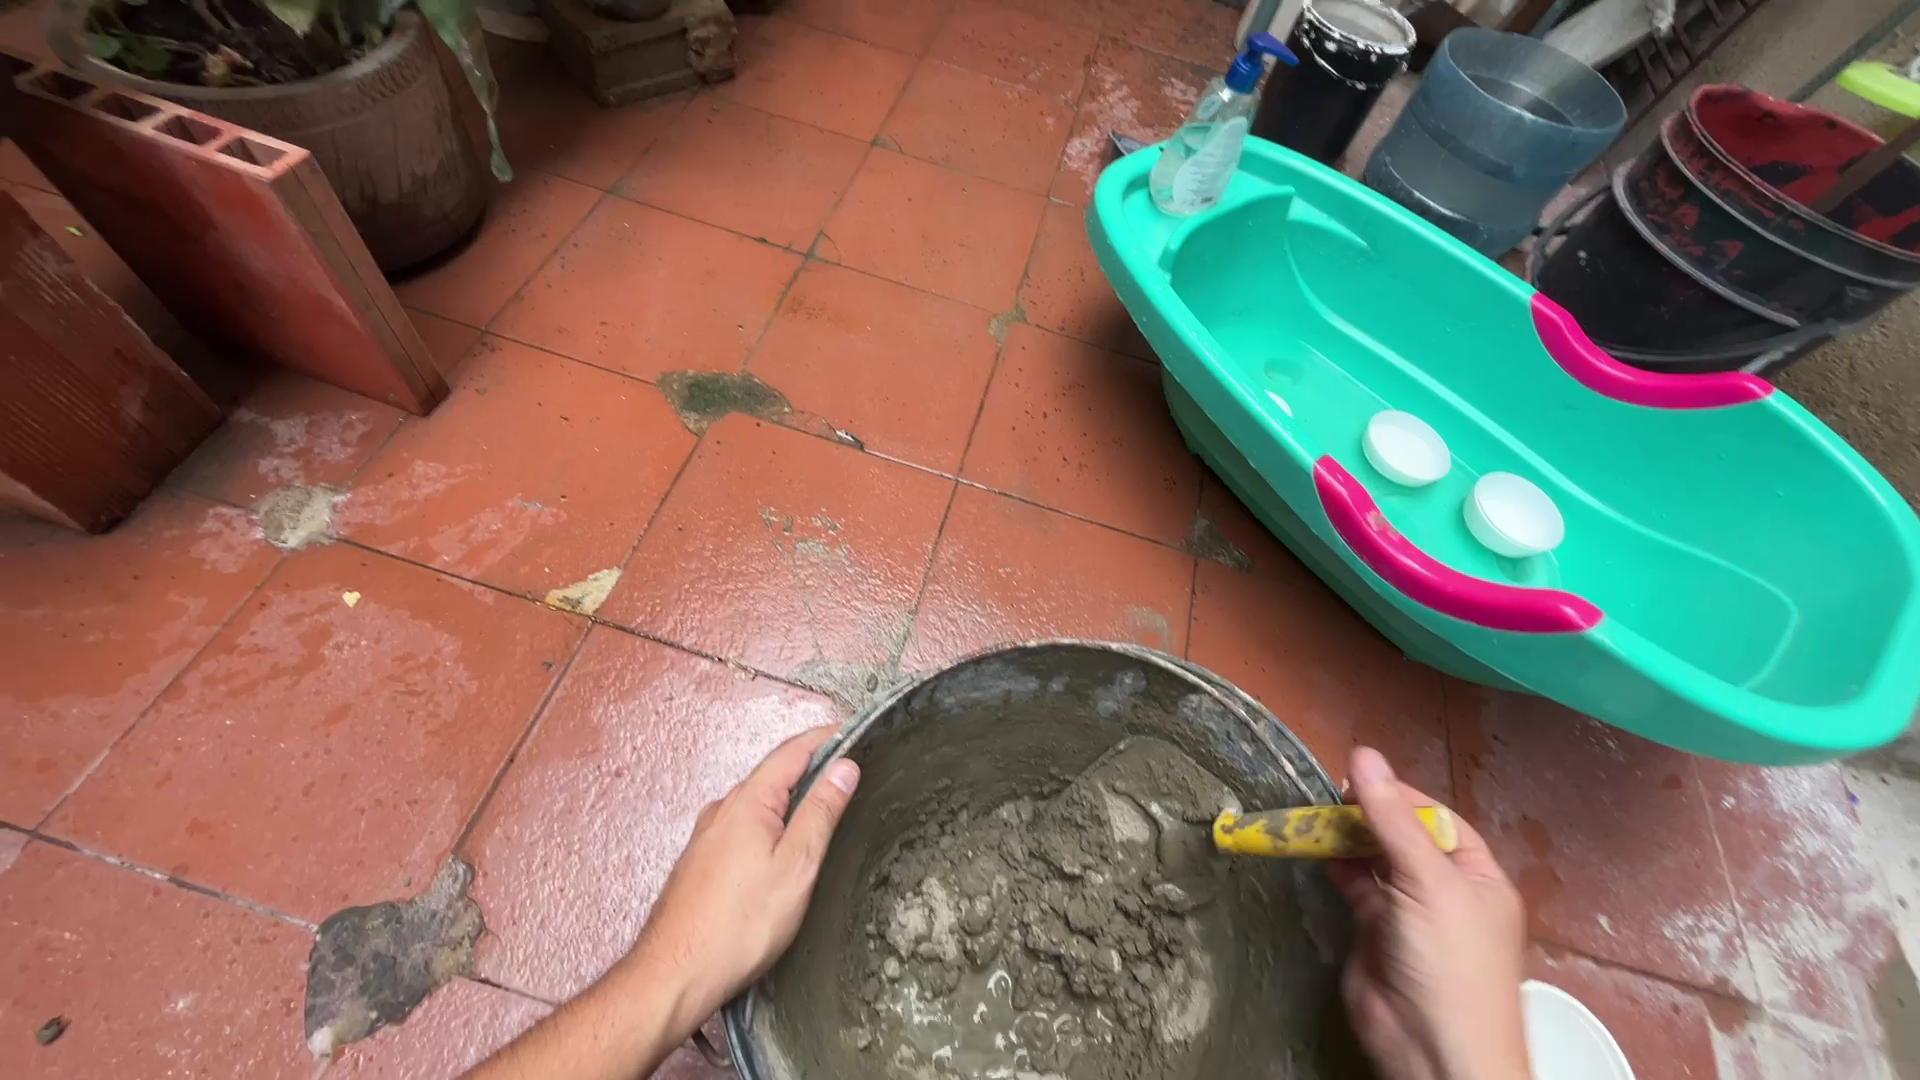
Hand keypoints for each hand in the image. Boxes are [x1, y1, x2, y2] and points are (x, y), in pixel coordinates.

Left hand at [622, 726, 860, 1038]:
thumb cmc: (737, 926)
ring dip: (790, 795)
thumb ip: (821, 811)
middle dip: (810, 766)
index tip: (852, 732)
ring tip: (820, 805)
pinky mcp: (701, 861)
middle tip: (846, 770)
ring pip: (757, 800)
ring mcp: (708, 835)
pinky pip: (743, 824)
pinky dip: (770, 820)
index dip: (825, 738)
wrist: (672, 977)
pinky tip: (781, 844)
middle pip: (774, 773)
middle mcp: (723, 810)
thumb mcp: (797, 865)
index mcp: (748, 801)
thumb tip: (844, 768)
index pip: (793, 750)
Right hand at [1326, 748, 1530, 1079]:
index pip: (1435, 818)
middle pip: (1400, 835)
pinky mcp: (1375, 928)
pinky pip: (1353, 884)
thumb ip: (1390, 818)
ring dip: (1345, 838)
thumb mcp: (1426, 879)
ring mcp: (1408, 910)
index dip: (1398, 796)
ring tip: (1313, 819)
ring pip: (1372, 858)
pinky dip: (1334, 865)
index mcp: (1476, 876)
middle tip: (1329, 797)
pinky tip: (1314, 849)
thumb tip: (1363, 754)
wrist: (1433, 1049)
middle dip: (1366, 815)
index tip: (1356, 779)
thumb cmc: (1448, 960)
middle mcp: (1444, 889)